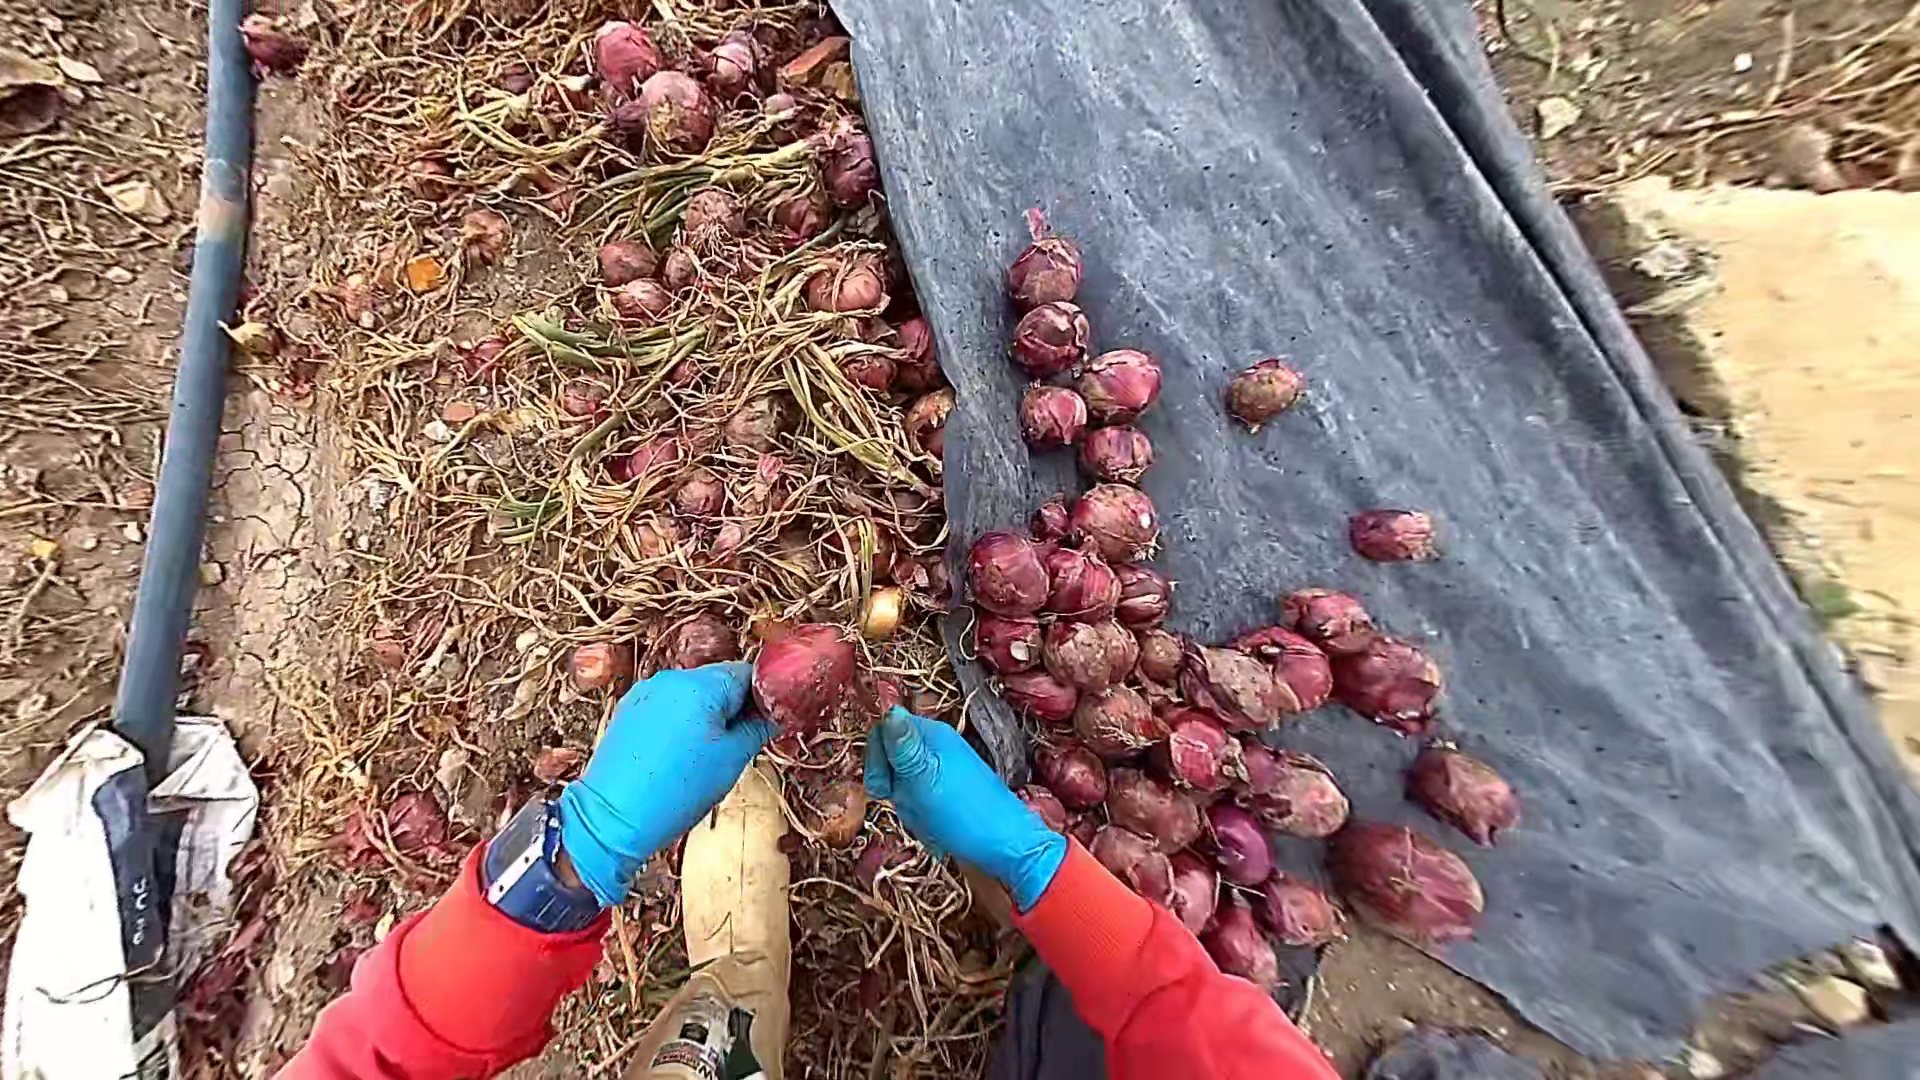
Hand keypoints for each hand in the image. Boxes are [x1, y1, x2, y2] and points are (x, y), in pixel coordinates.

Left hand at [558, 662, 774, 905]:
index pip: (748, 674)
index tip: (763, 724)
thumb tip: (777, 712)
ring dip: (708, 713)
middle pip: (721, 680)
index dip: (762, 698)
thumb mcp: (732, 759)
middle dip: (733, 707)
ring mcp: (647, 692)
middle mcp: (672, 678)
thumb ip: (759, 727)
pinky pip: (670, 703)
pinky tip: (679, 752)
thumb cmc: (676, 790)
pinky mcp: (630, 709)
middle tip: (736, 744)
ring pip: (695, 692)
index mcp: (701, 685)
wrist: (609, 822)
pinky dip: (682, 720)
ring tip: (703, 753)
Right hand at [863, 706, 1065, 910]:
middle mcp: (936, 745)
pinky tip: (930, 824)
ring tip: (922, 815)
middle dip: (889, 783)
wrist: (1006, 848)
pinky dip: (916, 811)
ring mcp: (941, 767)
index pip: (883, 730)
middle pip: (889, 755)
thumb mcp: (924, 779)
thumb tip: (888, 709)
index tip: (883, 787)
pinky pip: (915, 795)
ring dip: (903, 801)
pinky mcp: (945, 789)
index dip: (876, 759)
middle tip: (905, 802)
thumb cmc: (964, 814)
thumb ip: (903, 746)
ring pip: (900, 778)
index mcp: (932, 734)